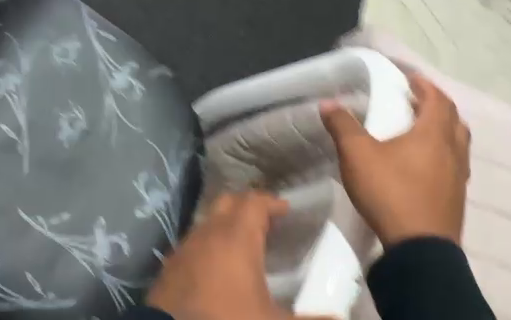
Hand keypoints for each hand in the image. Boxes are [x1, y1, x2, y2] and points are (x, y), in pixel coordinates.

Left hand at [146, 191, 328, 319]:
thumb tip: (340, 318)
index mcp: (235, 238)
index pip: (253, 202)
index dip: (271, 202)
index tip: (287, 209)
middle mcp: (207, 233)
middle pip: (227, 203)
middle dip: (248, 207)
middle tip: (269, 223)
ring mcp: (185, 248)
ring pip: (208, 223)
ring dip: (227, 227)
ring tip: (247, 247)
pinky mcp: (171, 267)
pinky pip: (194, 244)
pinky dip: (210, 246)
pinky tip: (219, 270)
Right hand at [319, 71, 470, 247]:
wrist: (420, 250)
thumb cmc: (391, 191)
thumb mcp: (357, 154)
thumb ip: (343, 125)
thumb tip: (328, 103)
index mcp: (433, 135)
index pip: (438, 101)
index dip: (425, 86)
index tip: (410, 77)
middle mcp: (453, 153)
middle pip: (454, 121)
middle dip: (437, 107)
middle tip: (415, 101)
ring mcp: (458, 180)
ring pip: (458, 145)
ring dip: (442, 132)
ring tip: (418, 131)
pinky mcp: (455, 200)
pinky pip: (454, 166)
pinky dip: (441, 155)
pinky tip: (420, 164)